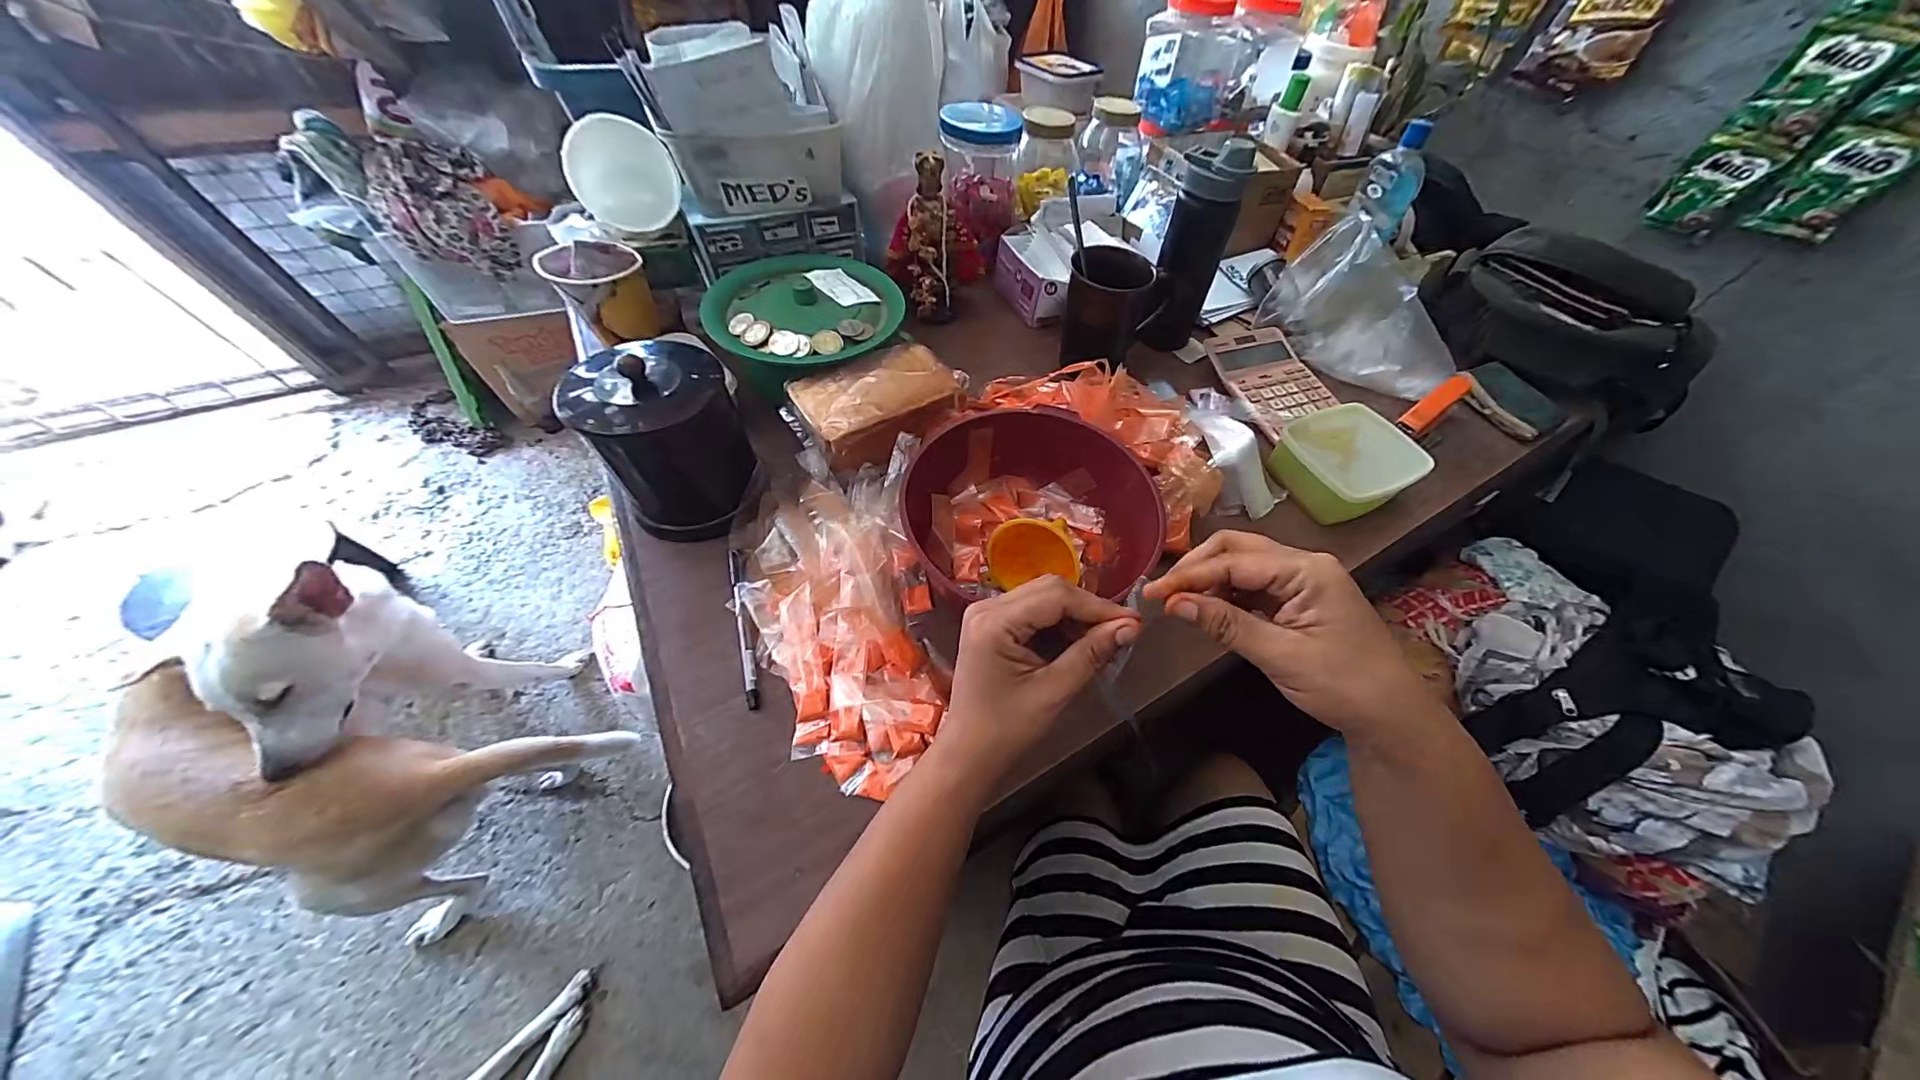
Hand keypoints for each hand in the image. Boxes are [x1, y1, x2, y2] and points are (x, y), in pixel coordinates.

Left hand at [933, 577, 1140, 796]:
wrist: (969, 751)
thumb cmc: (1007, 728)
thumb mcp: (1054, 691)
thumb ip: (1092, 653)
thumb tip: (1131, 627)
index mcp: (994, 622)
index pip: (1056, 596)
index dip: (1098, 607)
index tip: (1133, 622)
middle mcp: (985, 607)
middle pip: (1049, 589)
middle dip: (1087, 608)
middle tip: (1121, 631)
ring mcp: (985, 613)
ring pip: (1043, 596)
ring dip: (1075, 615)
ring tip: (1102, 640)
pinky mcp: (990, 623)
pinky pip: (1032, 610)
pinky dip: (1058, 622)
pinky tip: (1077, 642)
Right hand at [1141, 531, 1436, 735]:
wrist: (1392, 716)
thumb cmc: (1343, 685)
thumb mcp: (1280, 656)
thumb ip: (1226, 624)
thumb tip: (1175, 605)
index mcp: (1307, 570)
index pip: (1234, 561)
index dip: (1189, 576)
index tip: (1152, 594)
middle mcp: (1304, 564)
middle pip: (1237, 549)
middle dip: (1196, 567)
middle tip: (1163, 593)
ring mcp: (1302, 580)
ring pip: (1242, 564)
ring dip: (1208, 579)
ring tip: (1178, 602)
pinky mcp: (1298, 598)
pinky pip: (1252, 584)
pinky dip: (1225, 593)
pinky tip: (1206, 607)